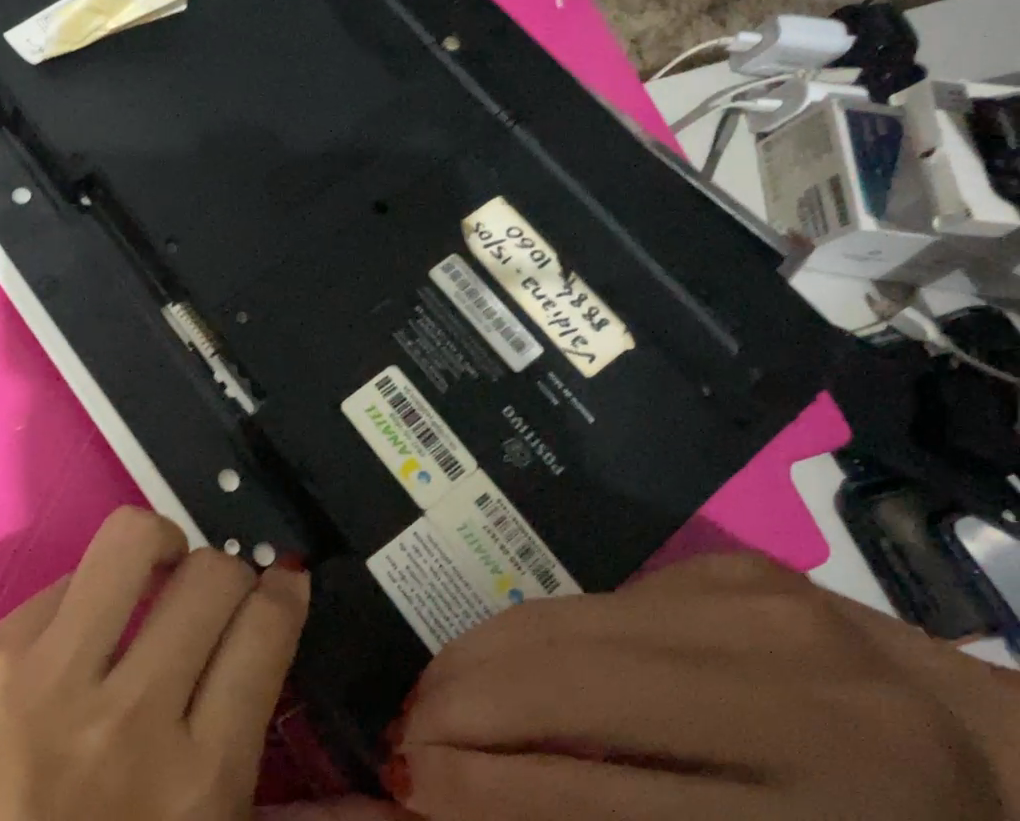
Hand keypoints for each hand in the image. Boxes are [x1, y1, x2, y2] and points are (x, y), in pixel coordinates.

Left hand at [0, 506, 311, 820]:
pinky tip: (89, 624)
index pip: (264, 636)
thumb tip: (309, 692)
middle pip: (210, 579)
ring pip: (132, 540)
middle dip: (227, 571)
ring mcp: (55, 677)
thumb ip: (267, 776)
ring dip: (160, 541)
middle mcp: (133, 717)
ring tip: (160, 564)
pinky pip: (66, 577)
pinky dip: (91, 591)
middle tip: (215, 591)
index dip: (282, 594)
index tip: (282, 582)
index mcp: (202, 779)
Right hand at [383, 552, 1019, 819]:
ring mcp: (761, 609)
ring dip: (467, 666)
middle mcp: (797, 695)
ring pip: (552, 623)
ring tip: (436, 704)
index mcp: (826, 818)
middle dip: (450, 713)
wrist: (1016, 775)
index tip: (407, 791)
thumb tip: (453, 805)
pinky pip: (585, 600)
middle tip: (404, 744)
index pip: (597, 800)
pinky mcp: (730, 566)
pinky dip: (526, 640)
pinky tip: (516, 675)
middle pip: (560, 686)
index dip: (476, 793)